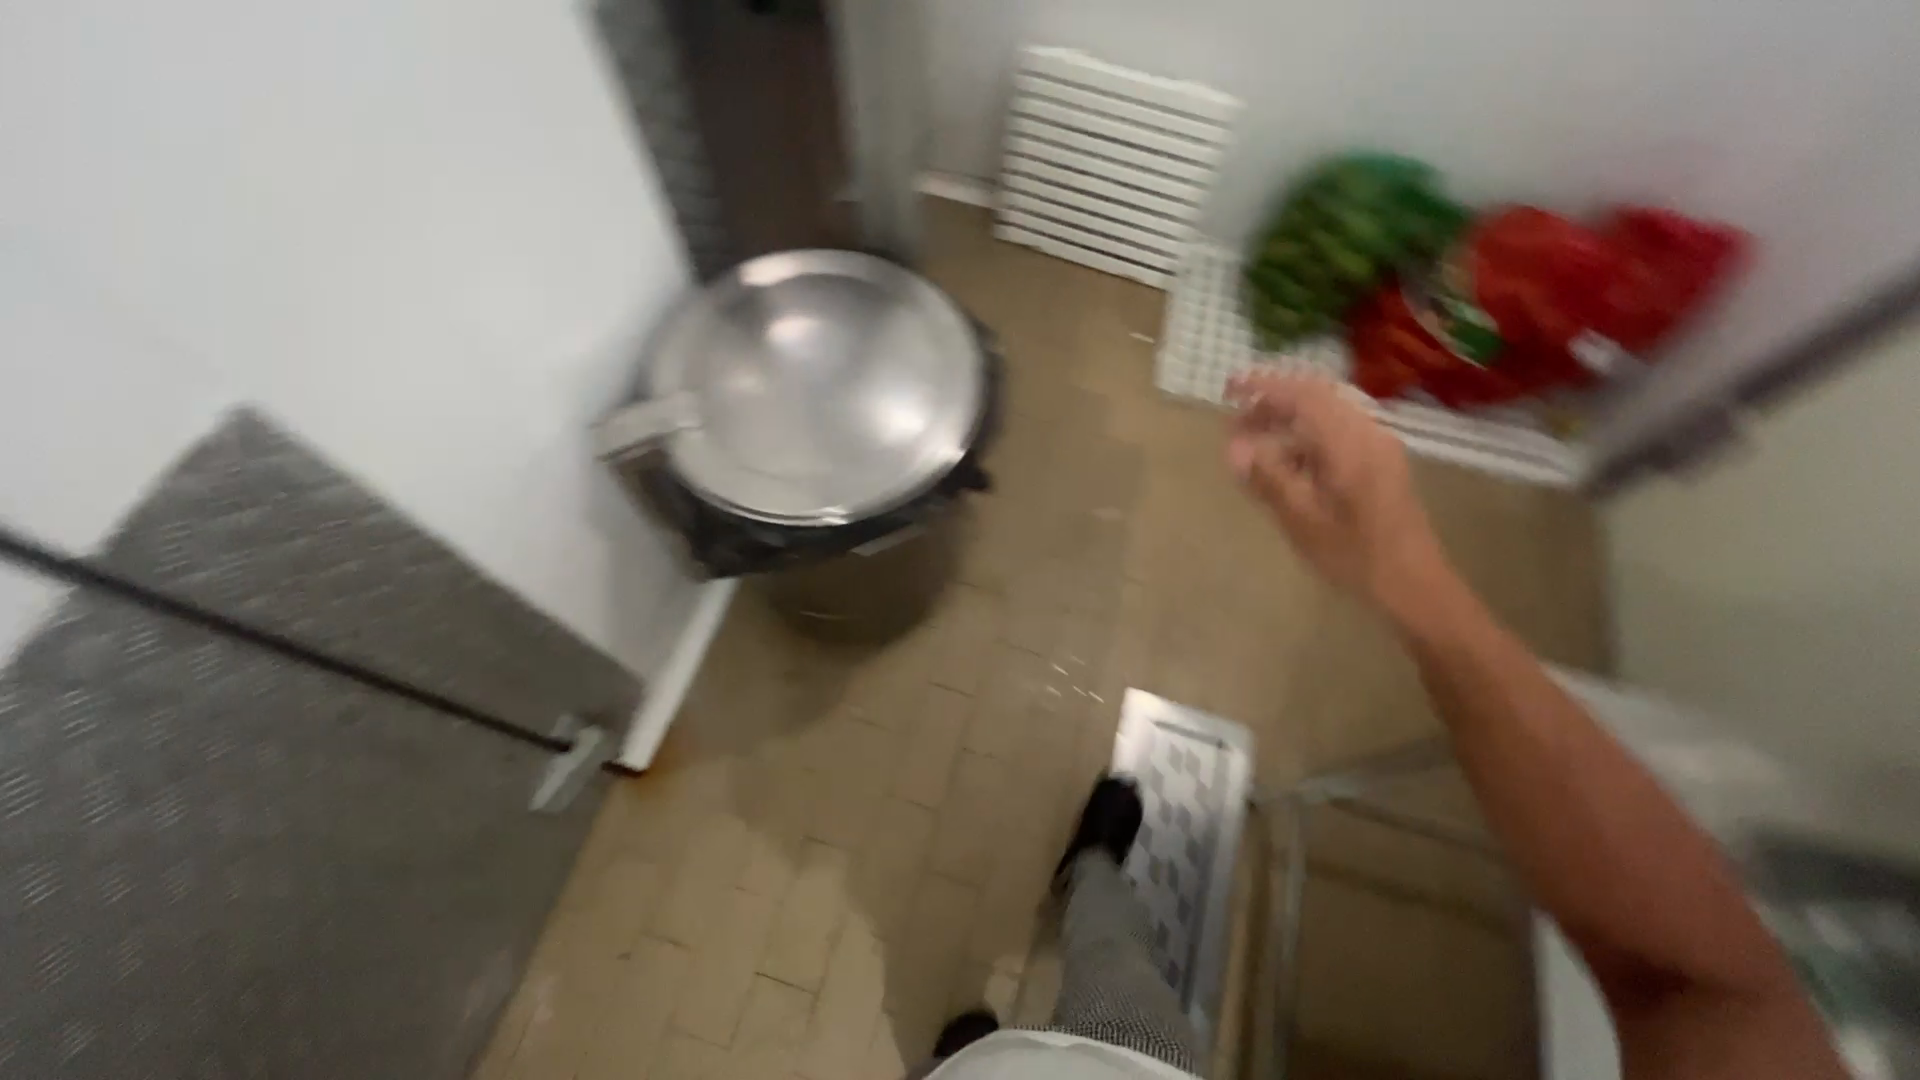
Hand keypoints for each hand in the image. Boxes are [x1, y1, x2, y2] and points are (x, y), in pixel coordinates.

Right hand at [1225, 373, 1450, 611]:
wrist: (1414, 584)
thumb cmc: (1354, 555)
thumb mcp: (1301, 519)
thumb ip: (1267, 478)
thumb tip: (1236, 449)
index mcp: (1348, 442)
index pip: (1301, 394)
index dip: (1262, 386)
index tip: (1229, 389)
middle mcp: (1367, 433)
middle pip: (1315, 399)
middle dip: (1271, 404)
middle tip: (1235, 425)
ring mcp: (1377, 448)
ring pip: (1326, 416)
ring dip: (1287, 423)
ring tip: (1253, 447)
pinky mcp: (1380, 465)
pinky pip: (1336, 435)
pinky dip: (1304, 439)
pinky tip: (1285, 466)